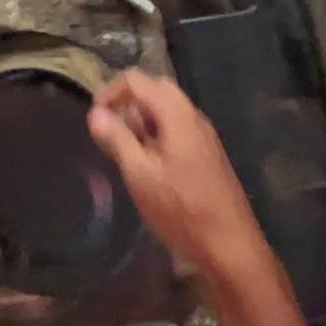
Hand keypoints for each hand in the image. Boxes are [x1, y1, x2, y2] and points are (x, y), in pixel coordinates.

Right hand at [87, 70, 269, 278]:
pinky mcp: (207, 154)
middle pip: (153, 91)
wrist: (230, 245)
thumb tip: (95, 113)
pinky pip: (176, 130)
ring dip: (141, 125)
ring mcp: (203, 135)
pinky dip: (156, 138)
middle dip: (127, 108)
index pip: (137, 80)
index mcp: (176, 113)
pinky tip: (149, 170)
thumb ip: (116, 139)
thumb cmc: (181, 209)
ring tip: (127, 158)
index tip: (95, 121)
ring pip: (165, 112)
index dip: (110, 93)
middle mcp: (193, 115)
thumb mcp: (140, 174)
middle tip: (112, 138)